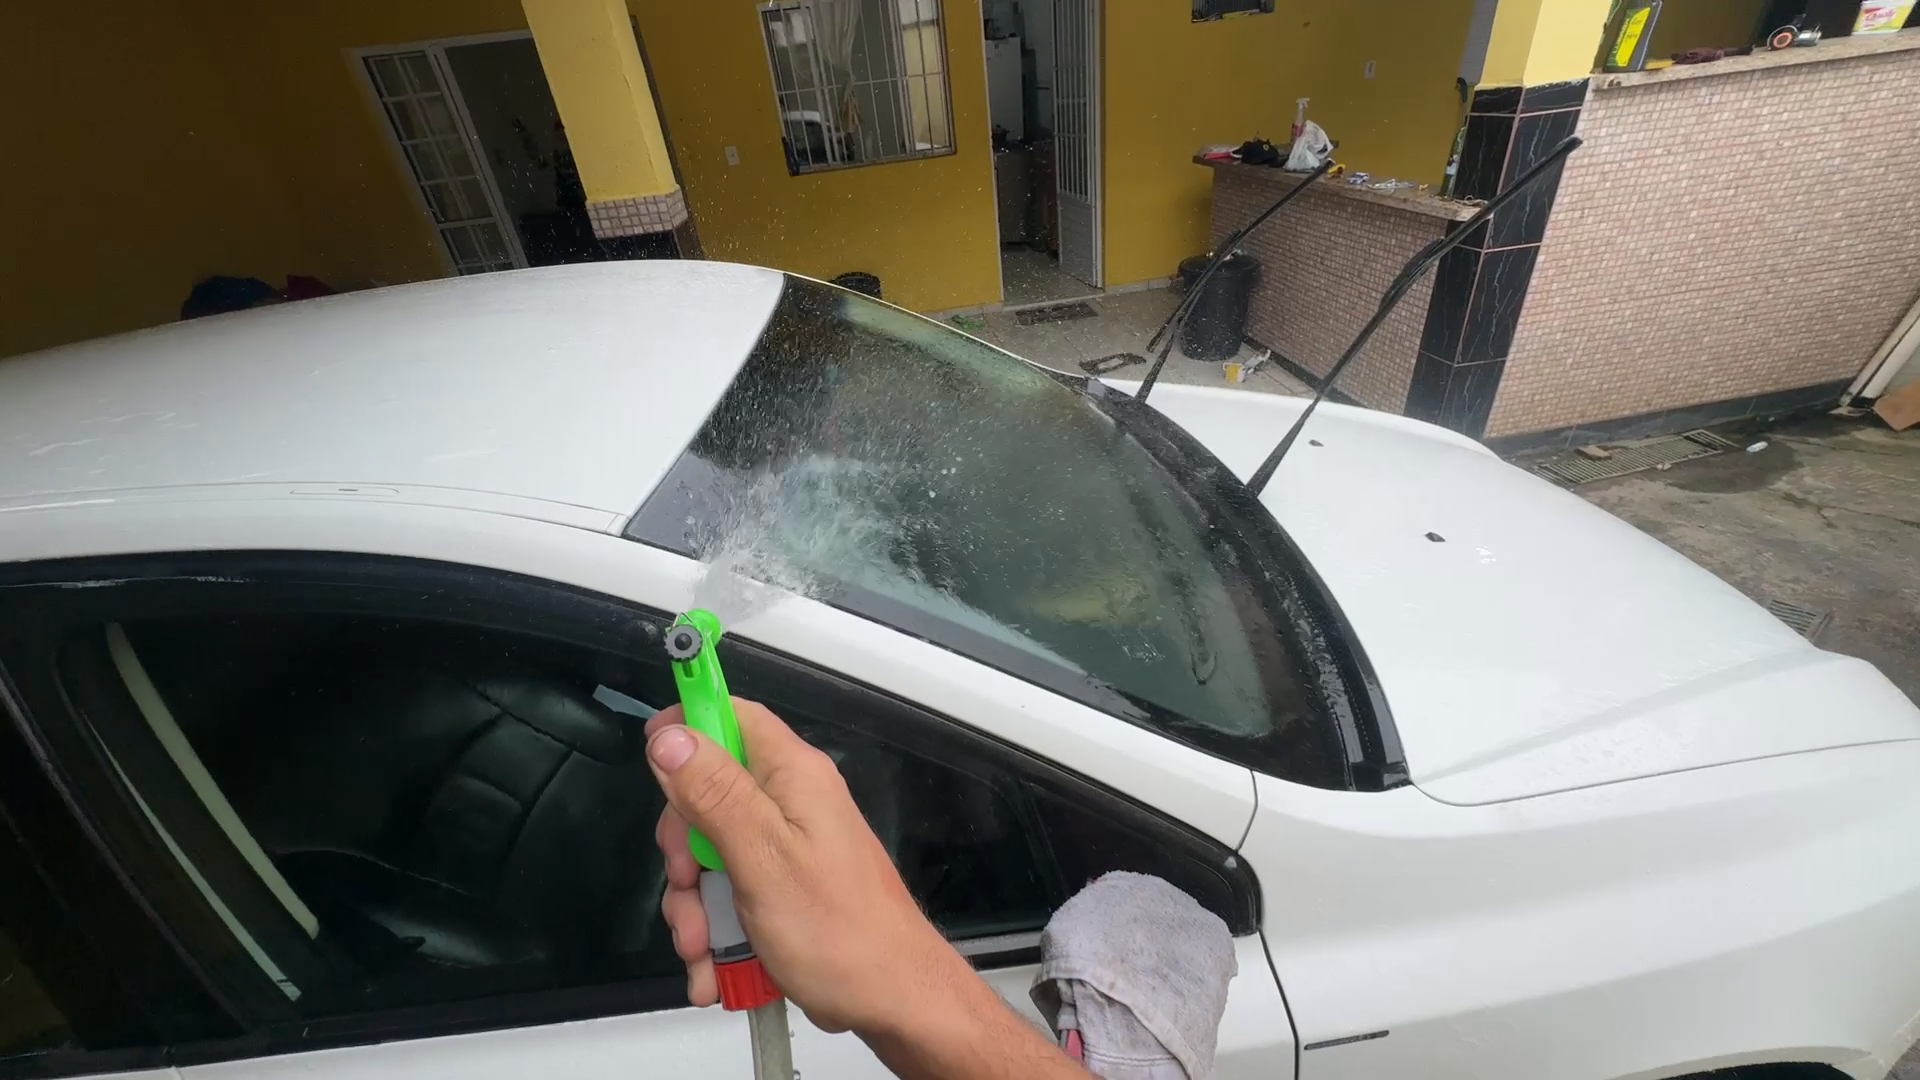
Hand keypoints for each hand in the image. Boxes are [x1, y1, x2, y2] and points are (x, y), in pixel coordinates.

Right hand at [645, 699, 964, 1035]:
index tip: (651, 749)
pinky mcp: (781, 881)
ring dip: (694, 901)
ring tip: (704, 945)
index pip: (736, 716)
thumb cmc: (837, 927)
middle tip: (688, 884)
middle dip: (684, 844)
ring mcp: (786, 841)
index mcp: (793, 774)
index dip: (690, 722)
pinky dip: (713, 926)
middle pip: (710, 789)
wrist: (887, 993)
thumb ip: (715, 793)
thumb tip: (671, 736)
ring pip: (711, 848)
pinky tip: (714, 965)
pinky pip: (728, 888)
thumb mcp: (762, 855)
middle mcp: (791, 799)